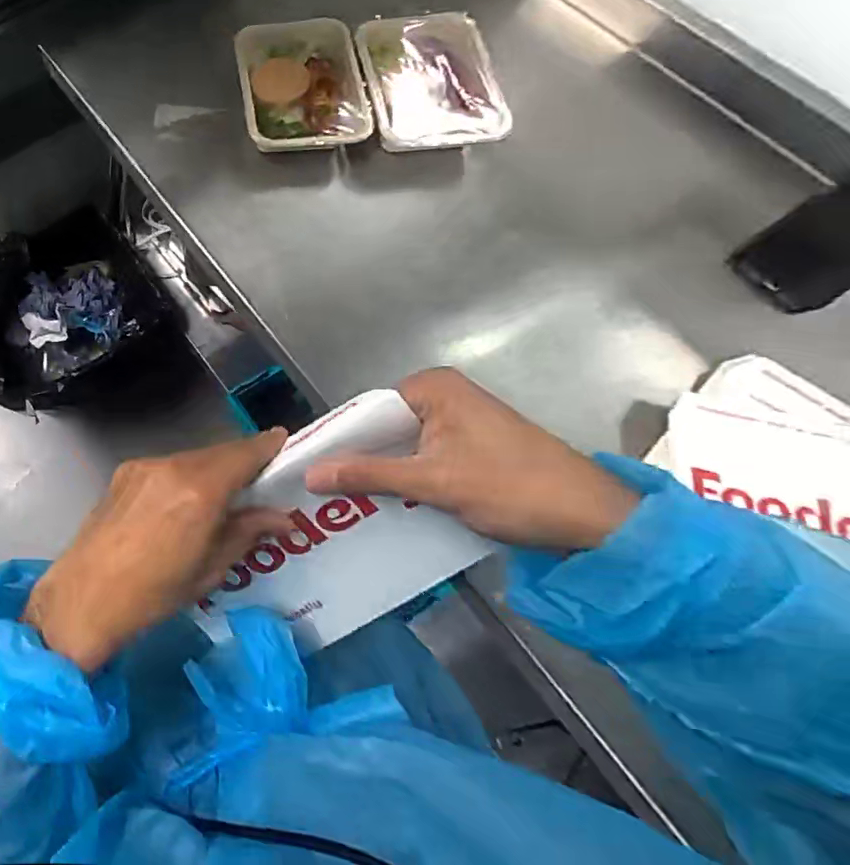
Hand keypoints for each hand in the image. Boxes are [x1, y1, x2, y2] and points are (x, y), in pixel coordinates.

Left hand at [23, 431, 293, 672]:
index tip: (286, 444)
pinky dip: (183, 476)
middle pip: (215, 454)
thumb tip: (280, 517)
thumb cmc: (155, 591)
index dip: (267, 448)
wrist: (88, 592)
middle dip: (241, 462)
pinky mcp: (121, 475)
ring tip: (228, 495)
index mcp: (197, 489)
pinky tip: (188, 501)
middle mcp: (167, 468)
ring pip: (188, 459)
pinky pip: (164, 467)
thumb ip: (246, 532)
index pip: (242, 454)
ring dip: (211, 470)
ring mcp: (139, 468)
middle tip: (264, 479)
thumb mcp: (211, 567)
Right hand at [304, 368, 637, 550]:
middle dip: (356, 460)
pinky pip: (420, 458)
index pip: (363, 412)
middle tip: (321, 490)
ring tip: (344, 500)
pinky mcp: (471, 448)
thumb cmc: (515, 488)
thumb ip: (367, 475)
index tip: (311, 471)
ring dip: (379, 473)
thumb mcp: (432, 483)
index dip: (337, 442)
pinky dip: (404, 479)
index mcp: (432, 388)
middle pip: (379, 429)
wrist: (602, 523)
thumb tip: (308, 474)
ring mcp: (459, 422)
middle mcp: (443, 396)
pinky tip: (384, 502)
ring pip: (398, 447)